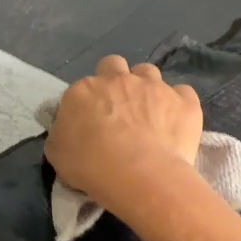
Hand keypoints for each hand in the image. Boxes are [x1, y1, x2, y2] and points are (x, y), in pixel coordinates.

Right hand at [43, 56, 204, 216]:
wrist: (139, 175)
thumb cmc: (89, 165)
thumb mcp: (56, 151)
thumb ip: (61, 130)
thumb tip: (68, 125)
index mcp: (83, 90)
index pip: (81, 86)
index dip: (85, 102)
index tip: (86, 120)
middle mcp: (118, 80)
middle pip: (114, 65)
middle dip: (114, 79)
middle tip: (114, 106)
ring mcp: (154, 87)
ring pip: (148, 71)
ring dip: (144, 86)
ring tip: (145, 111)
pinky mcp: (184, 100)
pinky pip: (181, 92)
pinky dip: (175, 103)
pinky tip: (171, 120)